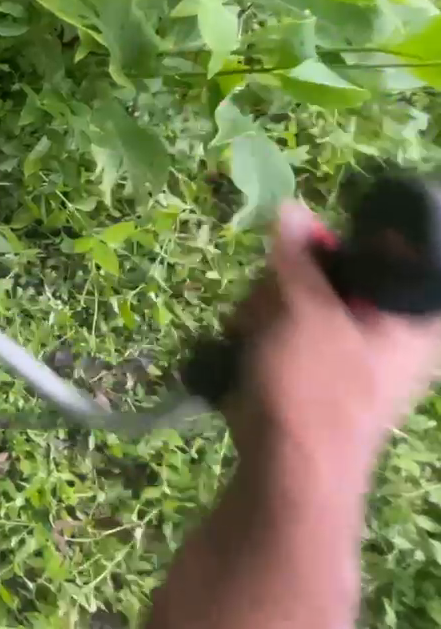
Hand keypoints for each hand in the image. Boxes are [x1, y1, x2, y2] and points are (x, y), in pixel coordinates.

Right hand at [227, 202, 440, 493]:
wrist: (289, 453)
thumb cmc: (315, 386)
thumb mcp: (304, 315)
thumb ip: (299, 262)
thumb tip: (291, 209)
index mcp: (413, 320)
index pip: (386, 260)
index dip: (341, 250)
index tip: (306, 255)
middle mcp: (388, 328)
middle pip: (328, 273)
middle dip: (285, 283)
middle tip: (276, 305)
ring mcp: (349, 344)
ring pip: (296, 294)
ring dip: (263, 304)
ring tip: (257, 330)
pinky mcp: (313, 357)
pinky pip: (281, 318)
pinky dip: (259, 323)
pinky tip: (250, 339)